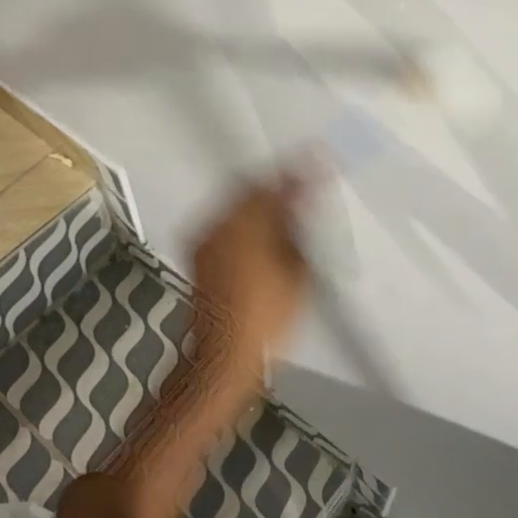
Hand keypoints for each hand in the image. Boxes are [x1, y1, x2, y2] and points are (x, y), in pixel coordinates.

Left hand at [189, 173, 311, 357]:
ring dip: (259, 203)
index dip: (300, 172)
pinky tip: (261, 235)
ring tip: (285, 212)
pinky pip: (223, 224)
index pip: (276, 184)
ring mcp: (204, 239)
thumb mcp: (298, 273)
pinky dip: (243, 222)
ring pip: (235, 205)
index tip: (319, 163)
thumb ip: (301, 230)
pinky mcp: (199, 254)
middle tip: (302, 187)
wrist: (226, 353)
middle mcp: (218, 225)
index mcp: (246, 225)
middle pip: (250, 188)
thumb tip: (305, 205)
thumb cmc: (265, 321)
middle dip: (277, 185)